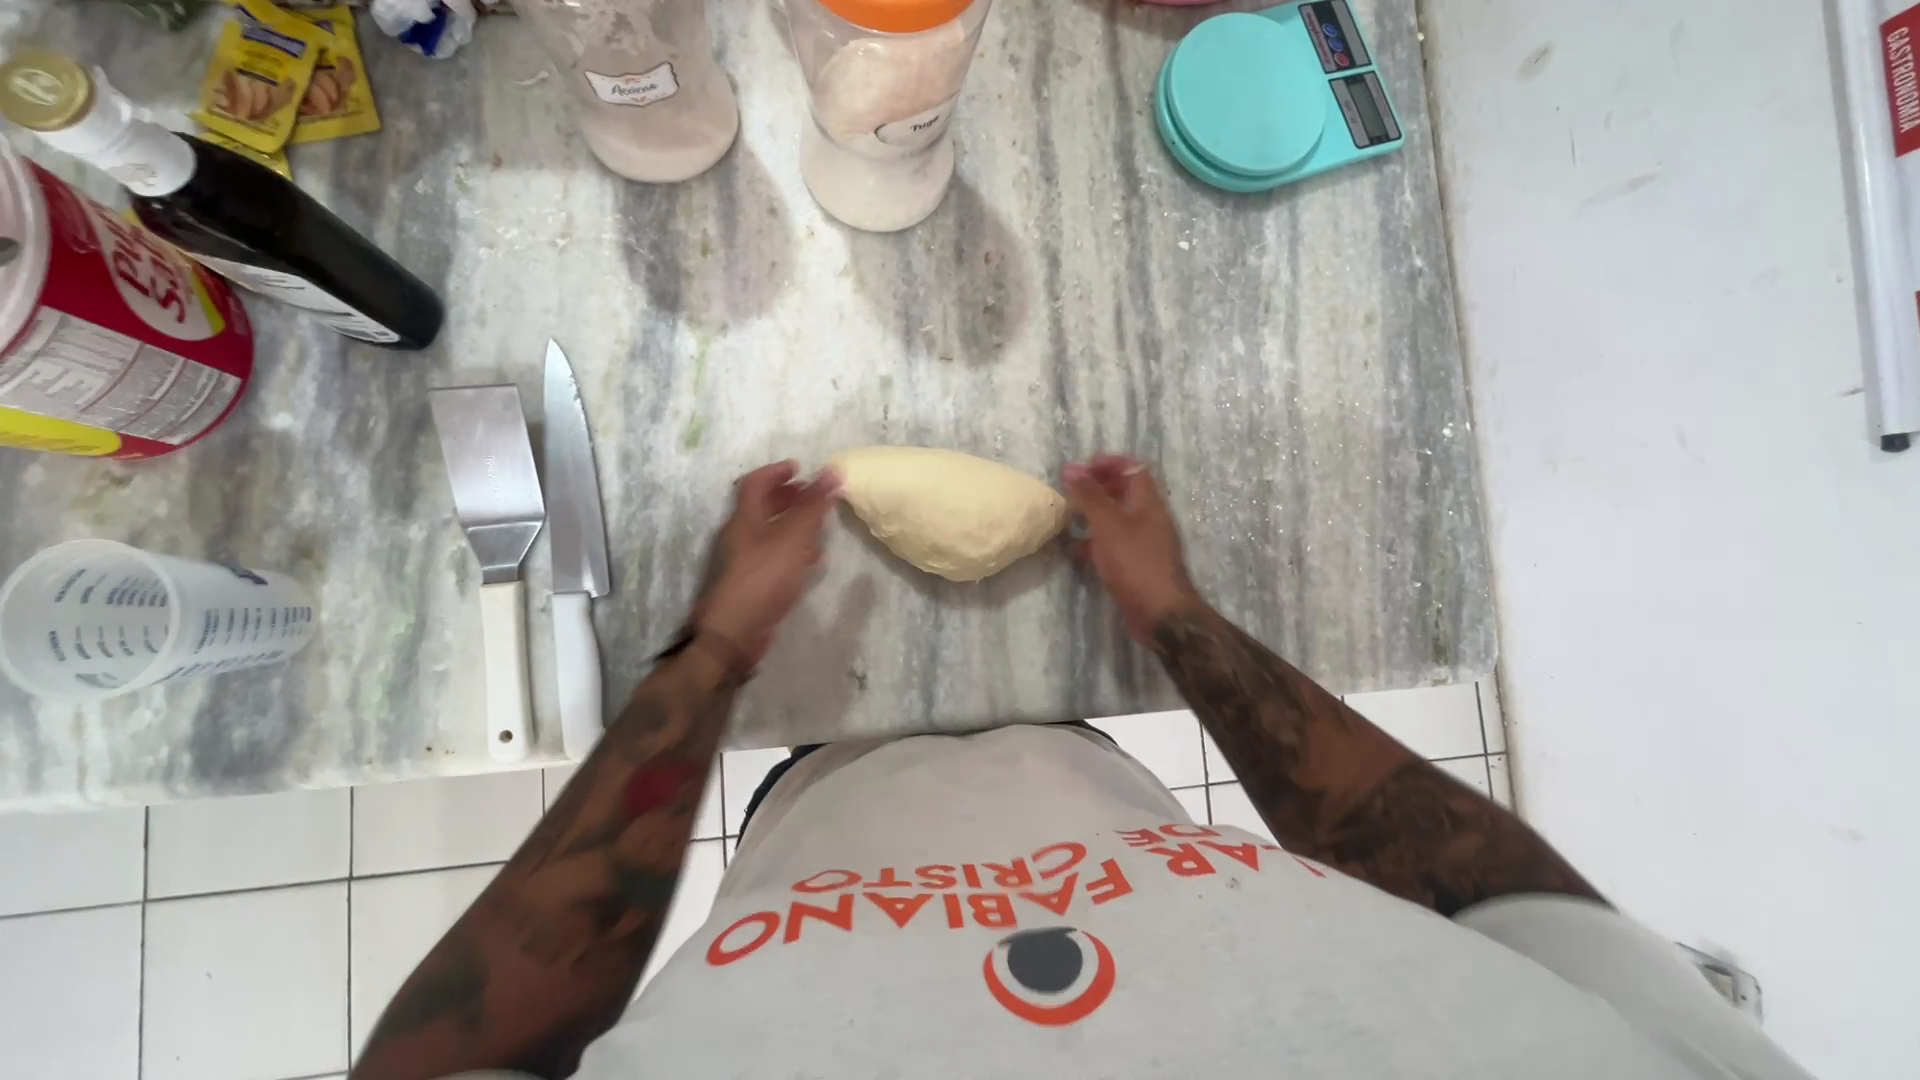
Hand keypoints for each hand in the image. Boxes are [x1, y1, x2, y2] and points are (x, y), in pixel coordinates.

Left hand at [687, 460, 839, 666]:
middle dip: (787, 497)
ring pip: (768, 533)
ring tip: (818, 525)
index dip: (776, 472)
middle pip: (761, 507)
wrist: (734, 632)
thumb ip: (813, 505)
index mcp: (744, 519)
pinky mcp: (751, 583)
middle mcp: (740, 536)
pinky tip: (808, 561)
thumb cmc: (763, 578)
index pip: (755, 483)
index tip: (800, 469)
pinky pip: (772, 557)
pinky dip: (791, 550)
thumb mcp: (793, 537)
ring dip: (792, 524)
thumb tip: (833, 470)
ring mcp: (743, 561)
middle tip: (812, 495)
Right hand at [1062, 455, 1202, 643]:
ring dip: (1094, 515)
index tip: (1081, 468)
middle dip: (1097, 488)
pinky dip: (1096, 542)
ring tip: (1069, 518)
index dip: (1107, 463)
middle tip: (1070, 492)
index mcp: (1148, 502)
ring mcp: (1145, 543)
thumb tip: (1070, 467)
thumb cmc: (1135, 563)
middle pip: (1124, 492)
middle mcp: (1150, 518)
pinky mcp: (1137, 564)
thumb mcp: (1107, 524)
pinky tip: (1078, 551)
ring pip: (1117, 519)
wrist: (1160, 613)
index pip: (1132, 468)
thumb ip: (1089, 495)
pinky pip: (1114, 544)